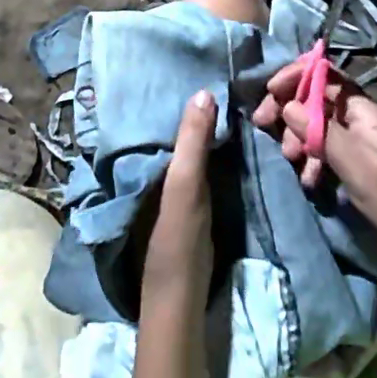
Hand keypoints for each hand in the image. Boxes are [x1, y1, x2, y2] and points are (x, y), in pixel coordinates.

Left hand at [140, 90, 215, 306]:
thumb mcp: (184, 185)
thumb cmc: (177, 240)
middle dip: (195, 117)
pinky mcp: (189, 209)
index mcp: (143, 169)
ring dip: (205, 136)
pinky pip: (200, 172)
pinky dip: (212, 157)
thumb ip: (191, 143)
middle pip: (174, 138)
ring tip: (233, 109)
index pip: (160, 124)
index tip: (206, 76)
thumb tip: (203, 91)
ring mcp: (170, 195)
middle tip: (226, 87)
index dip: (182, 105)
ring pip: (187, 155)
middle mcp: (153, 177)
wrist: (182, 300)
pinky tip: (230, 148)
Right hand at [254, 60, 376, 256]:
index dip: (297, 75)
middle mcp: (356, 116)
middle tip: (262, 124)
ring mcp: (353, 137)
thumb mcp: (355, 164)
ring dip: (297, 137)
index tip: (271, 91)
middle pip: (313, 97)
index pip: (325, 74)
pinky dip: (310, 159)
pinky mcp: (350, 159)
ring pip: (313, 123)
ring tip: (290, 161)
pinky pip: (321, 148)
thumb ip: (320, 133)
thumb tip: (287, 105)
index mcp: (362, 108)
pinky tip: (308, 180)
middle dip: (288, 108)